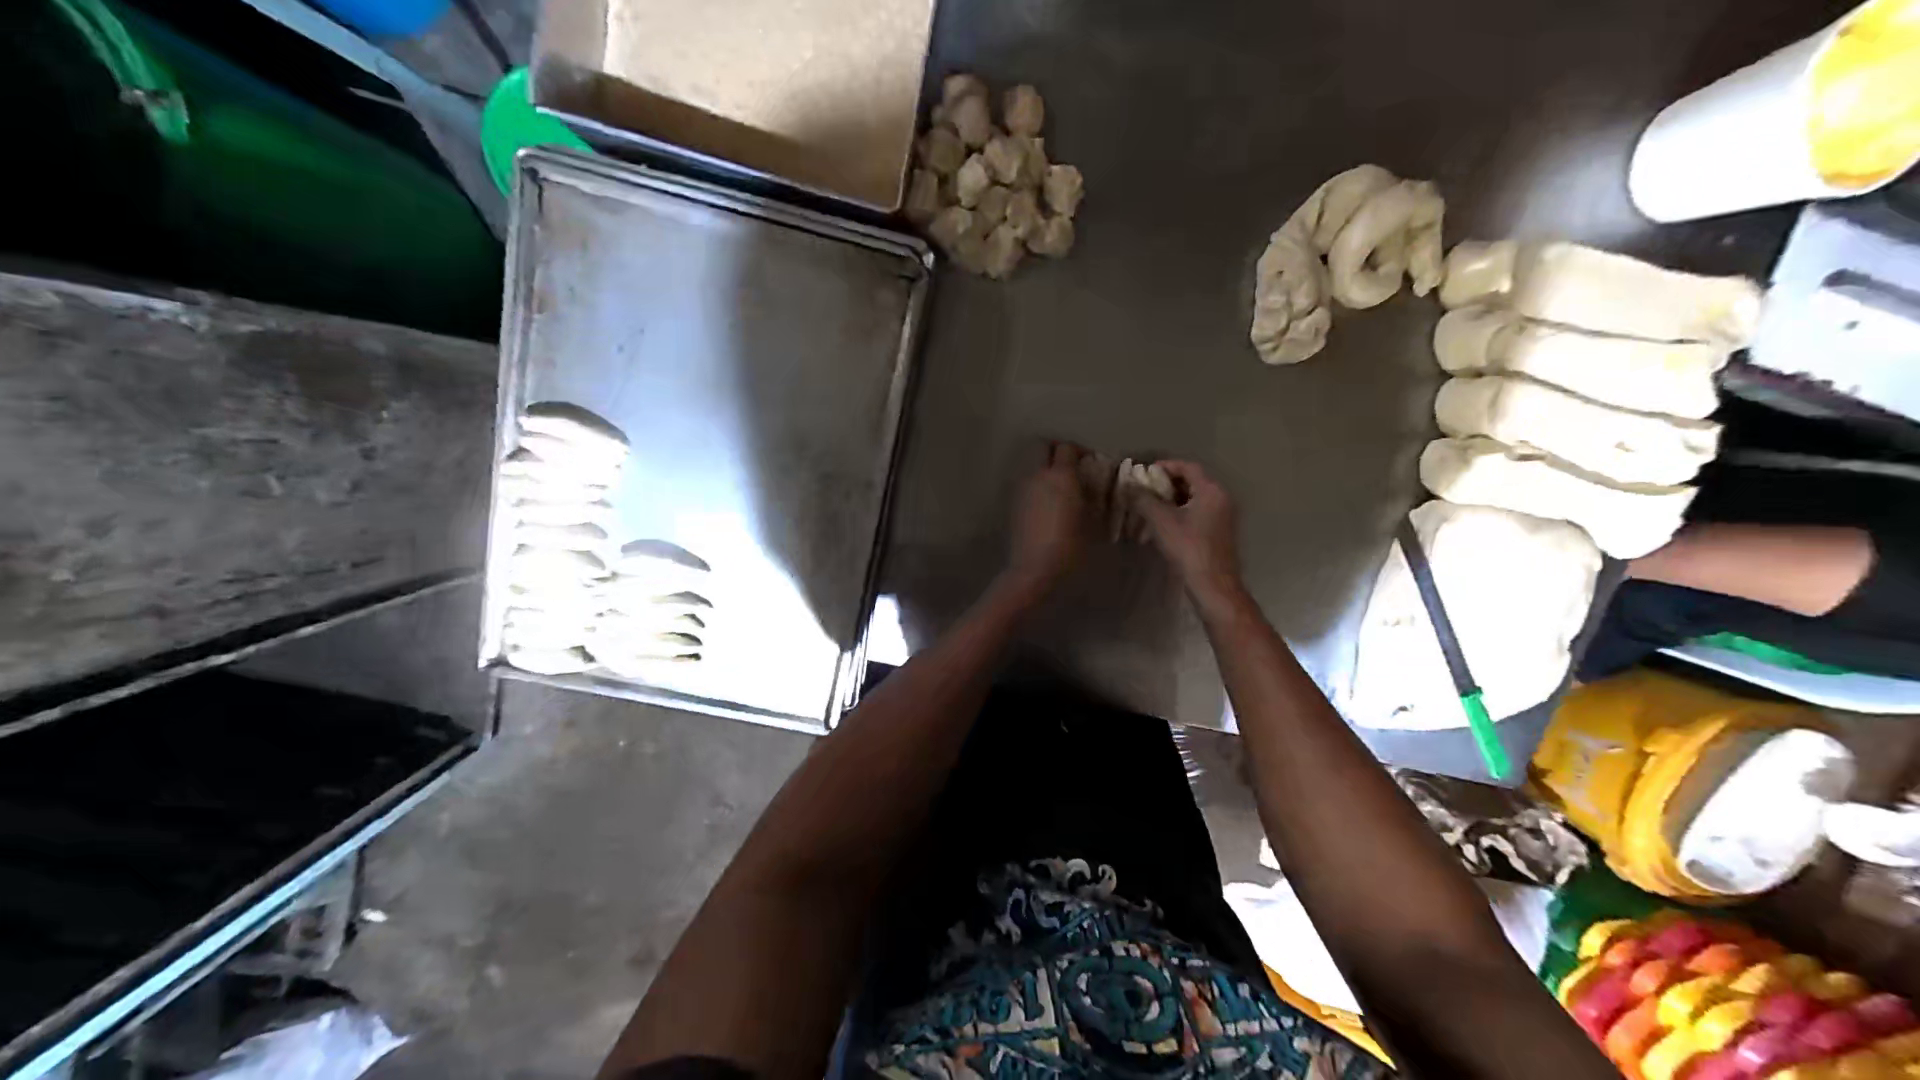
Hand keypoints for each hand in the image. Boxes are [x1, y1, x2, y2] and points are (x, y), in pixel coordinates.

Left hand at [1003, 441, 1094, 596]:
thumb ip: (1091, 498)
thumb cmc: (1068, 546)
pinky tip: (1045, 500)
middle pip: (1041, 445)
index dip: (1080, 451)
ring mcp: (1022, 487)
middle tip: (1069, 464)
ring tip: (1057, 483)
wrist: (1033, 567)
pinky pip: (1025, 480)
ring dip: (1043, 465)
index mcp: (1061, 477)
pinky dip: (1035, 482)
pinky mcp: (1013, 501)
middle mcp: (1038, 475)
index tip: (1090, 462)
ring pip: (1030, 462)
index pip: (1067, 448)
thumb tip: (1091, 487)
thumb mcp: (1090, 522)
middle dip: (1055, 449)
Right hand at [1134, 461, 1244, 609]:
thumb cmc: (1188, 547)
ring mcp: (1222, 516)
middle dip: (1167, 484)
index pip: (1188, 467)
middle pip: (1192, 482)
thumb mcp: (1161, 521)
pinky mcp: (1219, 531)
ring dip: (1172, 500)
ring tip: (1150, 507)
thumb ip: (1144, 499)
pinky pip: (1198, 513)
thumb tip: (1128, 485)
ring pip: (1194, 499)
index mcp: (1211, 491)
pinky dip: (1180, 512)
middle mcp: (1221, 499)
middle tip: (1145, 489)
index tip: (1146, 472)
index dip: (1166, 466)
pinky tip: (1163, 524)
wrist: (1213, 584)